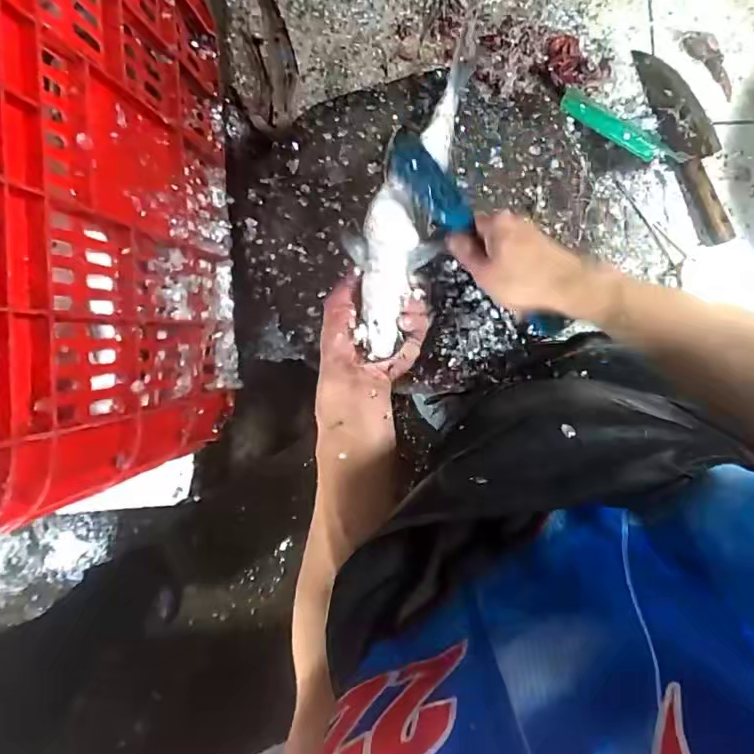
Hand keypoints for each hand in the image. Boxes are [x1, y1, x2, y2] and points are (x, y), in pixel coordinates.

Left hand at [315, 274, 427, 468]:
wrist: (363, 486)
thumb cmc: (355, 438)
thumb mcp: (354, 388)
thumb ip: (355, 348)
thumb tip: (352, 305)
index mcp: (334, 360)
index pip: (337, 314)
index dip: (349, 289)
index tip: (371, 267)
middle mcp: (349, 365)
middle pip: (364, 323)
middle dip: (383, 301)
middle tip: (409, 288)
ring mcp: (368, 380)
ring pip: (383, 339)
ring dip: (400, 321)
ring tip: (418, 309)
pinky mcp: (386, 395)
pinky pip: (396, 360)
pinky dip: (408, 345)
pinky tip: (419, 334)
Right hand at [445, 211, 610, 318]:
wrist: (571, 287)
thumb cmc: (523, 283)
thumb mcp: (484, 273)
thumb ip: (465, 253)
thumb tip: (452, 237)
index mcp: (497, 221)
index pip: (469, 224)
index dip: (466, 244)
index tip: (469, 264)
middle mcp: (515, 220)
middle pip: (489, 236)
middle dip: (487, 257)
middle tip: (490, 279)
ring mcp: (532, 231)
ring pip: (507, 248)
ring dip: (504, 266)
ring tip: (510, 287)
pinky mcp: (545, 245)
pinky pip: (522, 256)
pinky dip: (521, 269)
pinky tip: (526, 286)